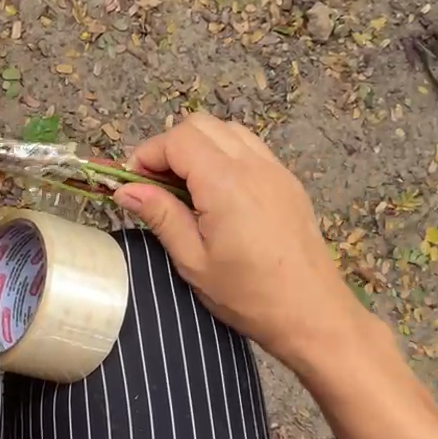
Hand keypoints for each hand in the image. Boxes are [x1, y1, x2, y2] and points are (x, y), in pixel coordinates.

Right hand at [114, 114, 372, 375]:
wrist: (312, 313)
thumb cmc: (248, 295)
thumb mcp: (192, 260)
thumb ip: (160, 216)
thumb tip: (125, 190)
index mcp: (226, 184)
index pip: (178, 140)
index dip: (147, 154)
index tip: (132, 184)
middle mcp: (253, 166)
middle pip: (200, 125)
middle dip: (168, 147)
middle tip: (153, 185)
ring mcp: (275, 170)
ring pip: (226, 131)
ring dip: (196, 147)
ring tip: (182, 187)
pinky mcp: (287, 182)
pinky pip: (249, 147)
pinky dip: (222, 155)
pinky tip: (213, 192)